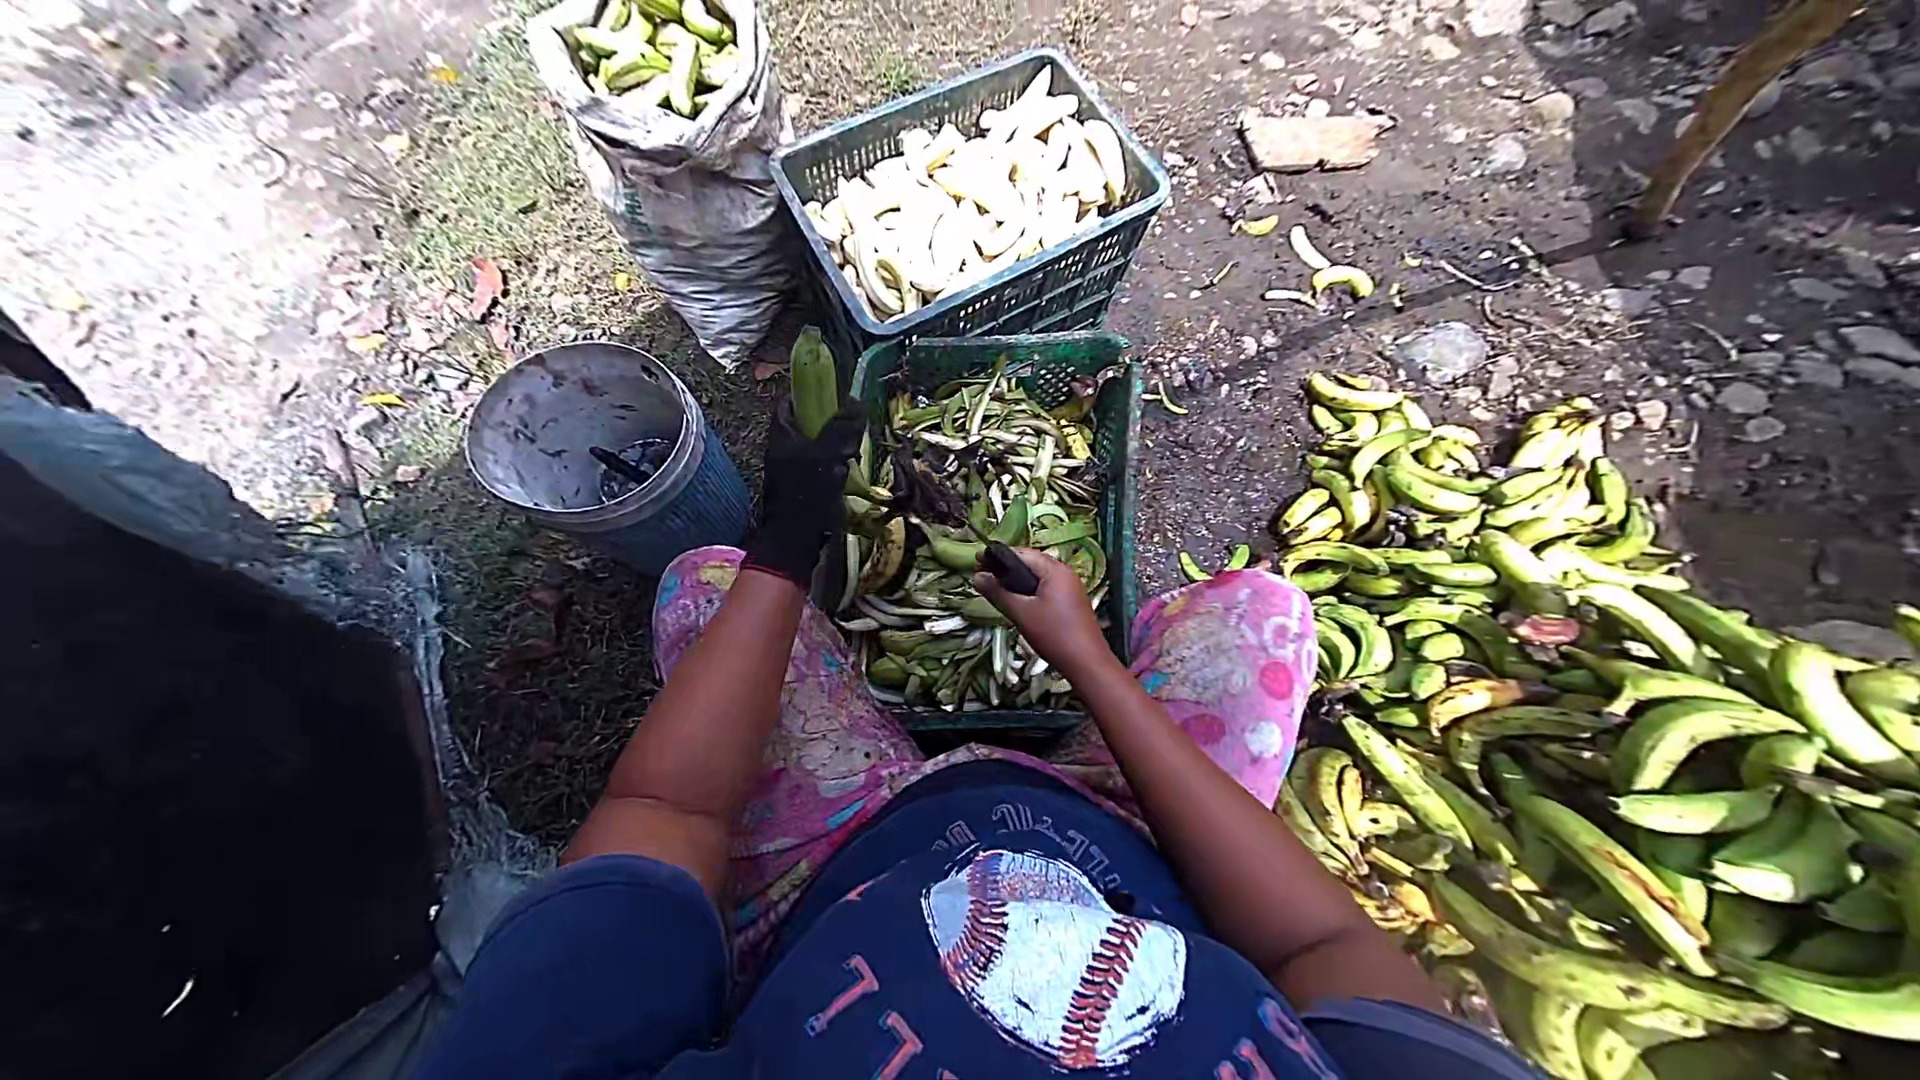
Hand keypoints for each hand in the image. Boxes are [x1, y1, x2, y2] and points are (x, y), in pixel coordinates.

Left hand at [741, 398, 863, 584]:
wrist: (795, 542)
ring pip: (817, 447)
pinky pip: (821, 468)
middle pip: (808, 424)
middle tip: (852, 428)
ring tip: (854, 452)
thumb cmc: (806, 495)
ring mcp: (792, 470)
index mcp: (781, 434)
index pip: (790, 403)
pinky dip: (836, 467)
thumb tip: (856, 401)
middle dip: (831, 424)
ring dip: (837, 447)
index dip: (810, 395)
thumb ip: (841, 428)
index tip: (835, 397)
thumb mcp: (826, 456)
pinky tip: (848, 475)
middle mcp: (783, 449)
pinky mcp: (803, 488)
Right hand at [973, 548, 1113, 674]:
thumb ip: (998, 593)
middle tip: (982, 574)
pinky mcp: (1071, 601)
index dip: (997, 556)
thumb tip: (977, 577)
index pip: (1022, 553)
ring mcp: (1070, 587)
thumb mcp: (1021, 613)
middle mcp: (1065, 573)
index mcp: (1055, 570)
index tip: (976, 561)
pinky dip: (1029, 589)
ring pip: (1038, 576)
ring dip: (1017, 579)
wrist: (1087, 663)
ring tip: (995, 587)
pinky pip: (1046, 587)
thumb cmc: (1053, 634)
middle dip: (1006, 567)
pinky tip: (1017, 600)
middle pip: (1031, 562)